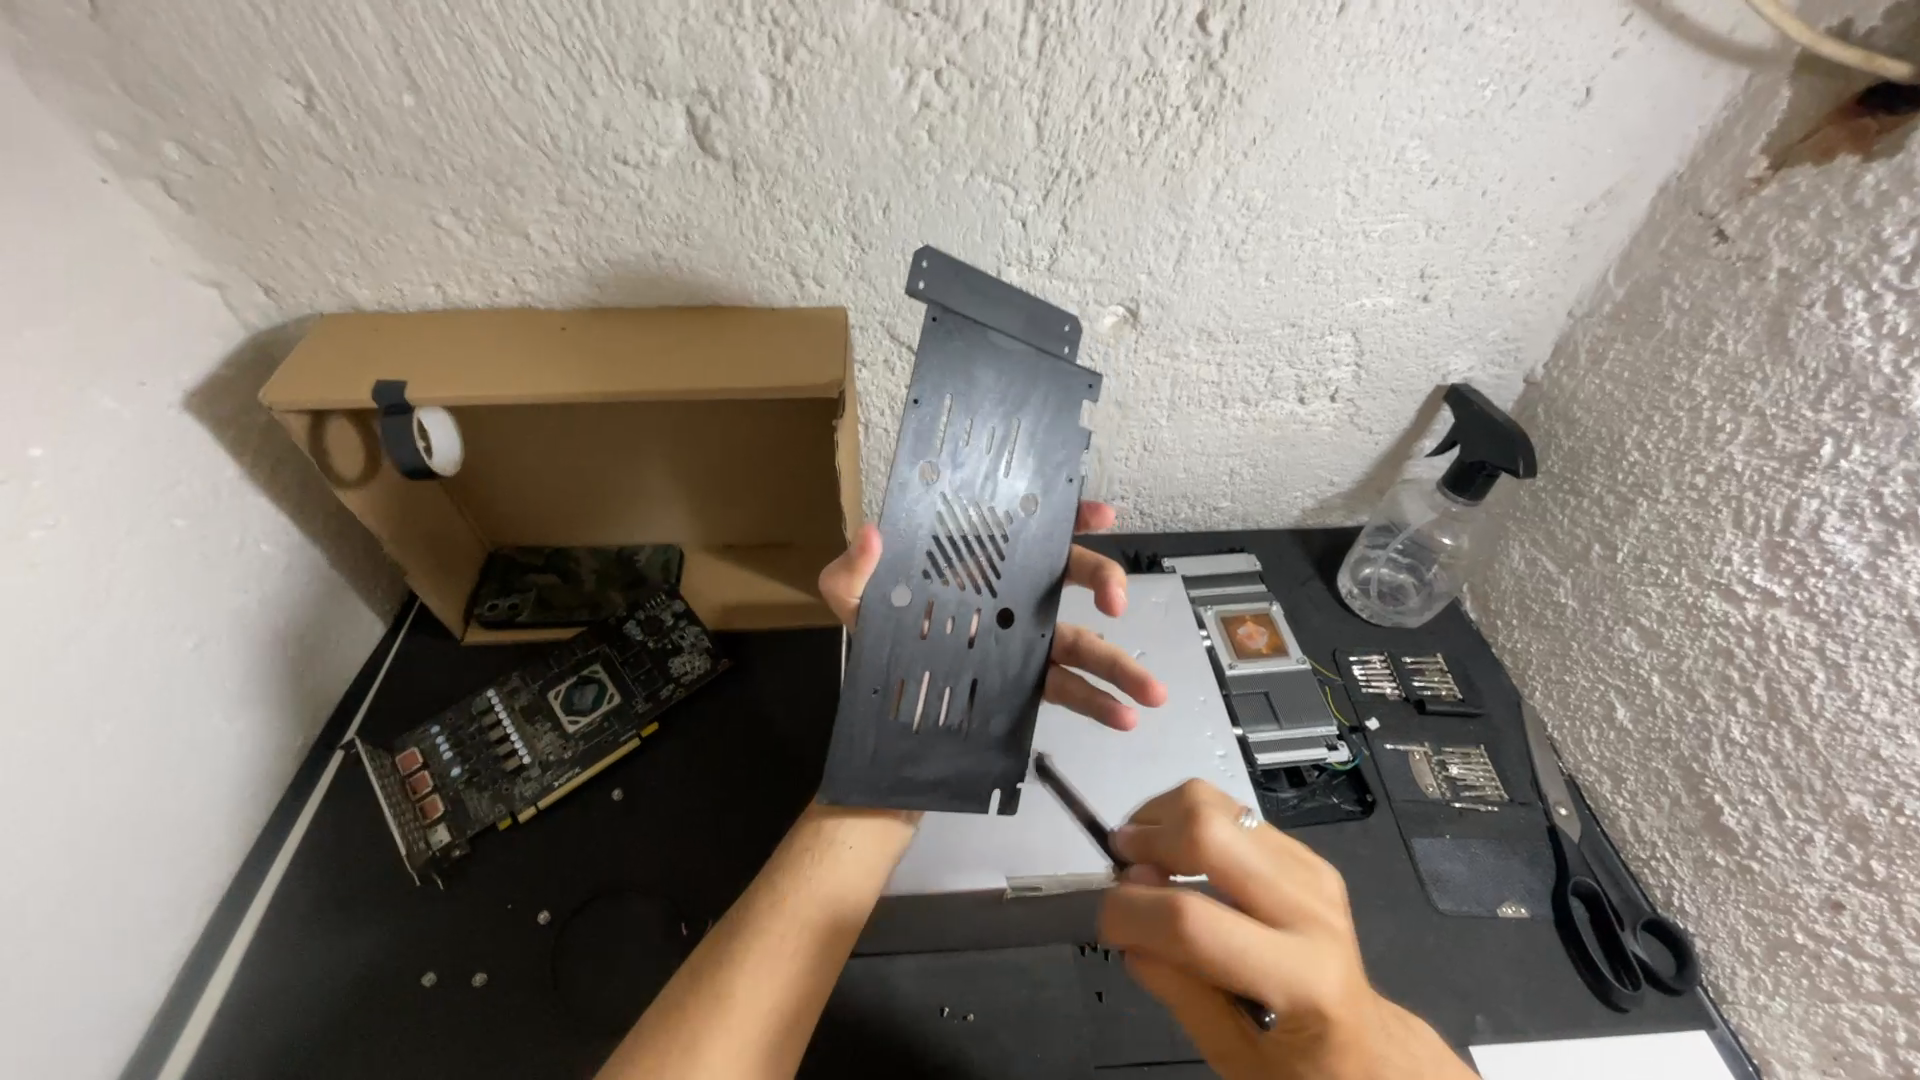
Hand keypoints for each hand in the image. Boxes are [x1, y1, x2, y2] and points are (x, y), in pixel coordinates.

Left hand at [817, 500, 1167, 729]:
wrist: (876, 697)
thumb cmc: (874, 634)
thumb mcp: (853, 597)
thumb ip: (854, 569)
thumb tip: (871, 533)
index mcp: (980, 564)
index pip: (1031, 530)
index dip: (1070, 518)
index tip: (1101, 515)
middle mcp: (1010, 596)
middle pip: (1070, 577)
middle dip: (1103, 579)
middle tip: (1117, 600)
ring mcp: (1021, 640)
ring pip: (1080, 641)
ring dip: (1119, 663)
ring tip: (1153, 691)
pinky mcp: (1022, 683)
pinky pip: (1064, 689)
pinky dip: (1095, 703)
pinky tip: (1121, 717)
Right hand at [1099, 780, 1475, 1079]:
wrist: (1369, 1047)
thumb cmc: (1299, 1066)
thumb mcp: (1234, 1059)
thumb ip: (1178, 988)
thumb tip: (1126, 926)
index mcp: (1301, 977)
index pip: (1192, 920)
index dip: (1130, 911)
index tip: (1104, 920)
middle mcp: (1311, 910)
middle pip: (1208, 833)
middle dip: (1146, 841)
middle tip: (1119, 865)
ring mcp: (1310, 872)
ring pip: (1214, 804)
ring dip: (1161, 819)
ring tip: (1140, 854)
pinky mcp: (1303, 854)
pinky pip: (1227, 807)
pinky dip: (1184, 818)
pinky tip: (1173, 853)